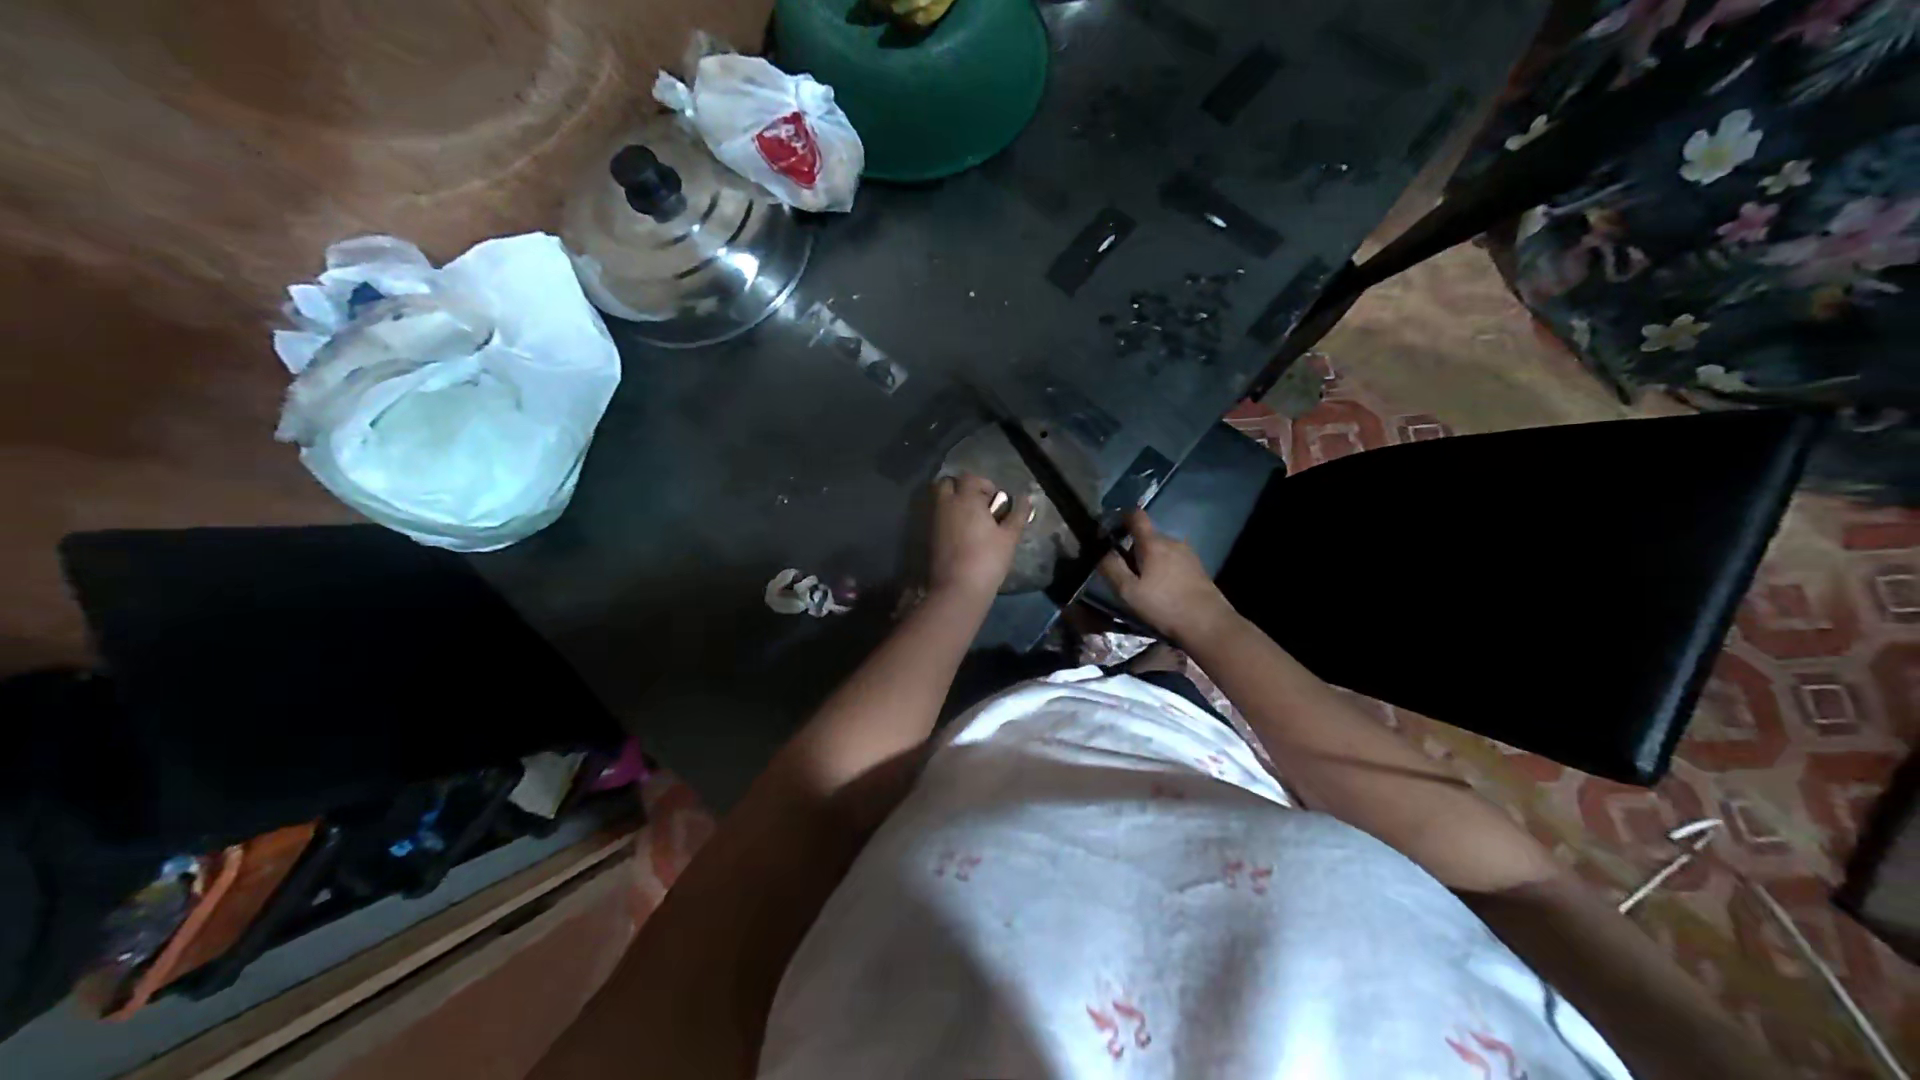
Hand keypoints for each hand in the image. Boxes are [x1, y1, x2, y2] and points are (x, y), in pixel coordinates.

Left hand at [930, 473, 1029, 599]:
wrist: (957, 588)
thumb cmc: (987, 559)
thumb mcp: (1009, 537)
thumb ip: (1018, 515)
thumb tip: (1027, 499)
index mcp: (965, 499)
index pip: (969, 477)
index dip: (984, 483)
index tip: (995, 500)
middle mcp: (946, 505)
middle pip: (947, 483)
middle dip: (962, 488)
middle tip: (979, 505)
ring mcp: (934, 520)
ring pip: (940, 500)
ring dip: (954, 503)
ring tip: (972, 522)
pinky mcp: (929, 536)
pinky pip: (937, 517)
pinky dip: (948, 518)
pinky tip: (962, 535)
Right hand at [1100, 510, 1236, 643]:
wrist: (1209, 624)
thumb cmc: (1164, 606)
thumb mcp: (1128, 591)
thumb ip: (1111, 567)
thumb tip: (1102, 551)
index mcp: (1153, 542)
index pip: (1136, 515)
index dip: (1121, 517)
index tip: (1110, 531)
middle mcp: (1172, 541)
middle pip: (1147, 535)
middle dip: (1132, 547)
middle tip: (1123, 570)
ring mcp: (1188, 553)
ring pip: (1160, 549)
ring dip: (1148, 559)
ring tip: (1142, 583)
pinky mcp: (1197, 567)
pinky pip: (1172, 560)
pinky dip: (1162, 568)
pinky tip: (1161, 589)